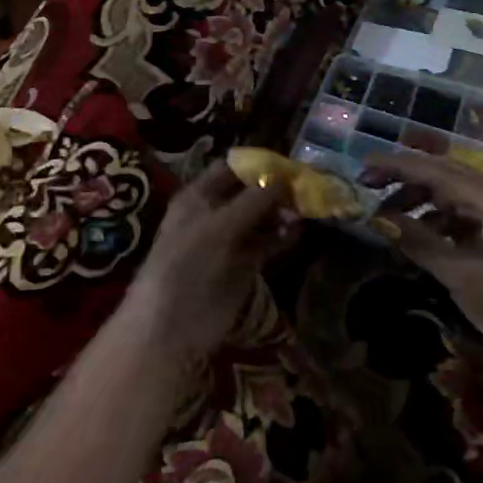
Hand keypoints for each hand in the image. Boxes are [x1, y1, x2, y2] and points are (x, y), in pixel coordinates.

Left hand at [127, 161, 296, 359]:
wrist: (174, 322)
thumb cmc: (186, 262)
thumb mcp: (217, 226)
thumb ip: (251, 202)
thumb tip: (284, 178)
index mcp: (197, 196)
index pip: (229, 169)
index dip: (256, 164)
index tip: (290, 161)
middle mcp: (214, 213)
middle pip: (249, 193)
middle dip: (275, 188)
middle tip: (309, 184)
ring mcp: (230, 240)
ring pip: (261, 218)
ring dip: (282, 213)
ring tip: (306, 209)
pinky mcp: (244, 265)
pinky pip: (267, 244)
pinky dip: (282, 238)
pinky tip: (298, 232)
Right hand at [361, 153, 482, 370]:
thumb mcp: (455, 271)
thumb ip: (415, 238)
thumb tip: (376, 217)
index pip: (438, 173)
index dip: (398, 166)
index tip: (363, 165)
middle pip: (443, 175)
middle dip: (404, 177)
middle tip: (367, 182)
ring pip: (449, 192)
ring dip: (416, 198)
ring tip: (386, 213)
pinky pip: (458, 211)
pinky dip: (431, 216)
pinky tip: (412, 231)